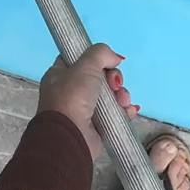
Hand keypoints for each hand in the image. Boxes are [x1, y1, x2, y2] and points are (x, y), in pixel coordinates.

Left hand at [37, 43, 137, 157]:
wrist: (71, 136)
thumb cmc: (72, 96)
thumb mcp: (85, 65)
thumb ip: (101, 53)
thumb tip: (114, 57)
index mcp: (61, 74)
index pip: (80, 59)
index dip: (97, 58)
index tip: (111, 62)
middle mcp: (71, 91)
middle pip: (100, 76)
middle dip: (114, 79)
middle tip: (115, 85)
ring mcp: (84, 109)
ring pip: (110, 95)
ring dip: (122, 95)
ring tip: (123, 102)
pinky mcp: (98, 126)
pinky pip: (115, 113)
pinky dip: (124, 111)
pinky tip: (129, 111)